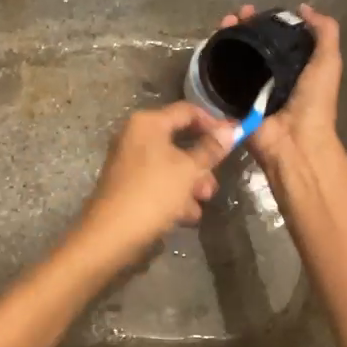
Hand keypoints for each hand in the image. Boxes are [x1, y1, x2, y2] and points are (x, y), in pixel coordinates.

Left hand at [77, 101, 235, 253]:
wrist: (111, 235)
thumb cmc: (153, 193)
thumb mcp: (188, 170)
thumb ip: (211, 149)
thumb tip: (230, 128)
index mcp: (147, 123)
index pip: (187, 111)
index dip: (214, 123)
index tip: (235, 138)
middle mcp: (135, 137)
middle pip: (180, 142)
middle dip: (202, 165)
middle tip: (213, 185)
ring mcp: (130, 162)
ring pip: (171, 167)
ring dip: (190, 185)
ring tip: (200, 204)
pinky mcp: (129, 186)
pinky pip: (158, 184)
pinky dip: (173, 197)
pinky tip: (185, 216)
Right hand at [218, 3, 342, 164]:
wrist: (293, 141)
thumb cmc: (314, 101)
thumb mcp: (328, 62)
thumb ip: (325, 32)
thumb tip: (304, 8)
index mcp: (294, 67)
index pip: (276, 38)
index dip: (266, 21)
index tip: (255, 10)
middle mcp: (270, 76)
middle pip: (252, 45)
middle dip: (243, 27)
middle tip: (234, 16)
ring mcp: (249, 89)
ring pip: (234, 57)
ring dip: (226, 39)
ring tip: (221, 25)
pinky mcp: (232, 101)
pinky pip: (220, 79)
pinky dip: (214, 62)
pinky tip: (209, 46)